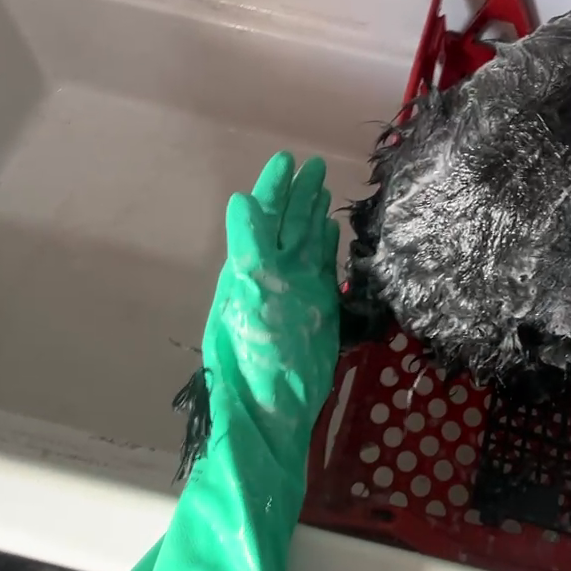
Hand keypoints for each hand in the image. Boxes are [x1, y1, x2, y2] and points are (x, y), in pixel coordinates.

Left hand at [210, 152, 341, 426]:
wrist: (275, 411)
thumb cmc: (256, 354)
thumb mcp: (248, 294)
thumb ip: (246, 247)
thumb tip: (240, 200)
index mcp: (251, 265)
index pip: (264, 215)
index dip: (274, 187)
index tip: (286, 159)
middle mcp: (274, 271)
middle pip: (289, 221)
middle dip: (299, 193)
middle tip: (314, 165)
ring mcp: (298, 288)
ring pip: (306, 240)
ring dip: (312, 213)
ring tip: (323, 188)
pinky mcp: (319, 307)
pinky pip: (323, 266)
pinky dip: (326, 246)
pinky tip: (330, 230)